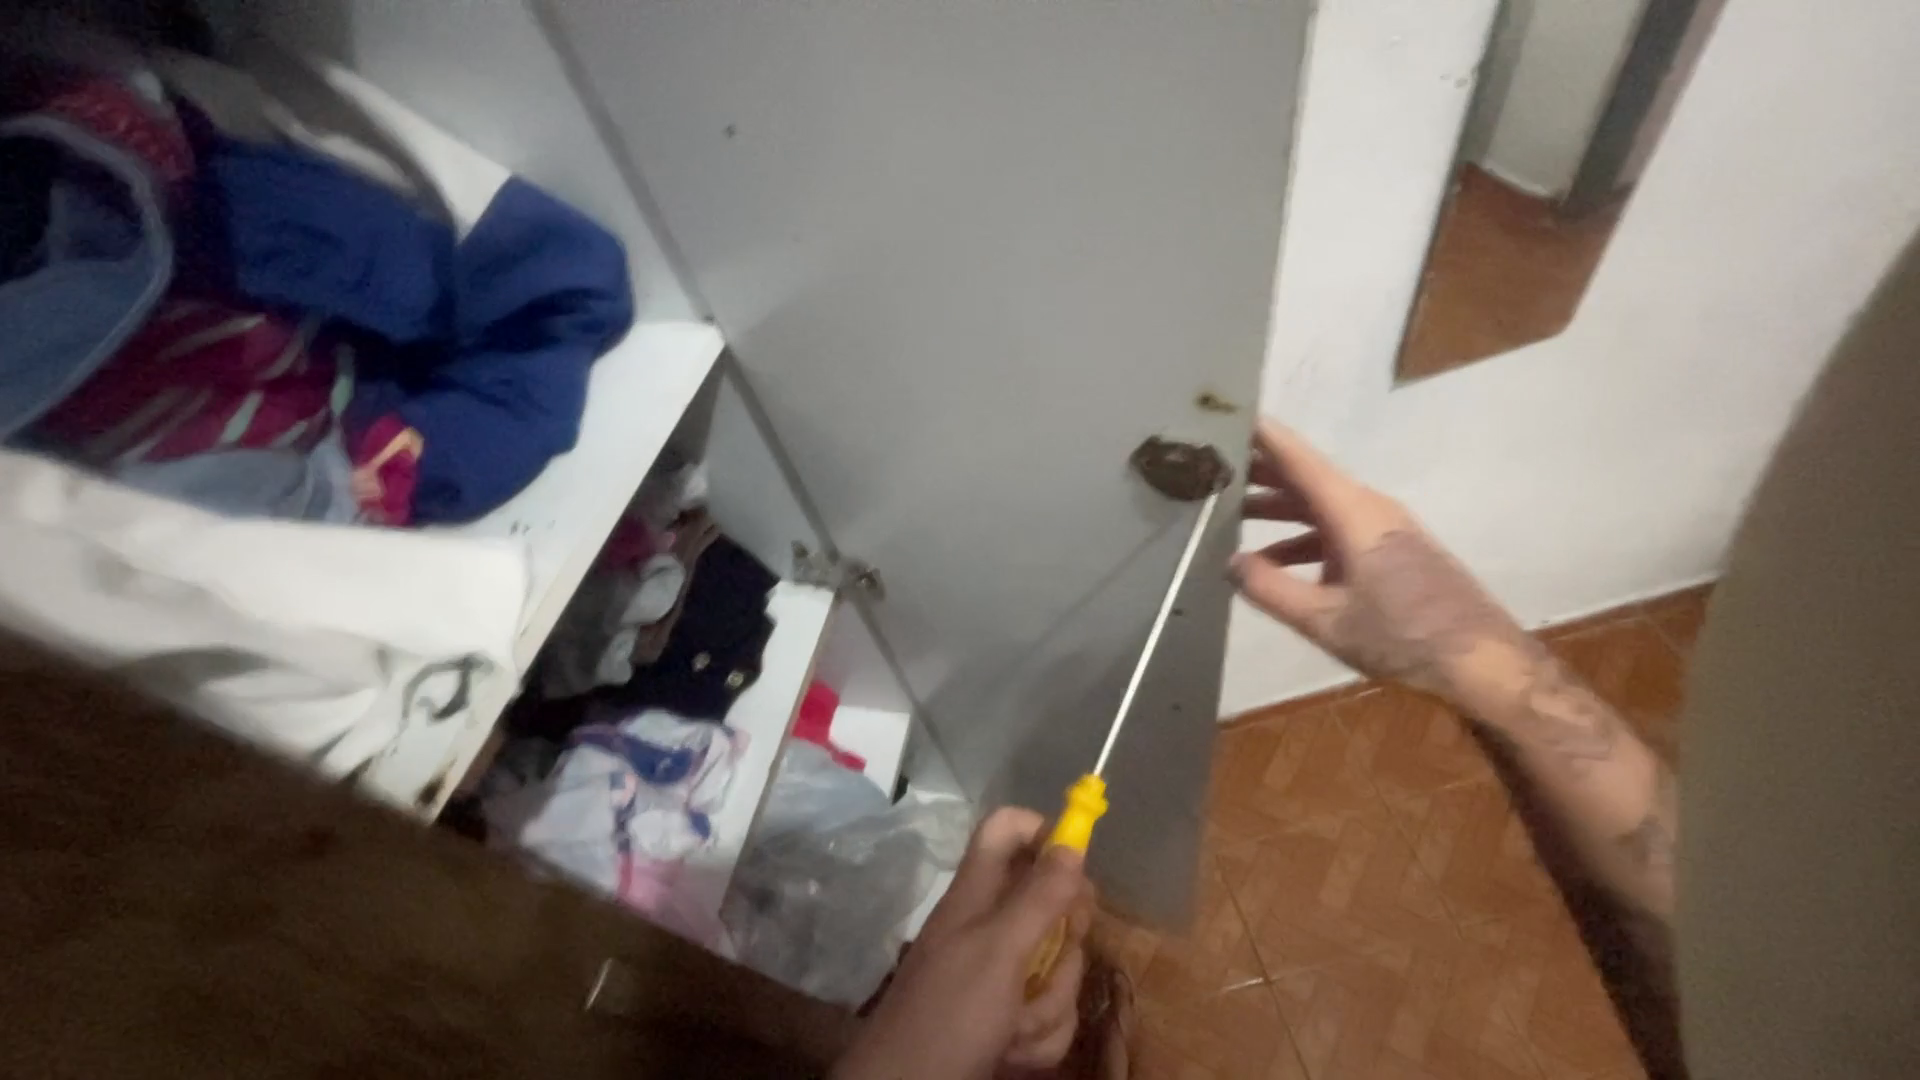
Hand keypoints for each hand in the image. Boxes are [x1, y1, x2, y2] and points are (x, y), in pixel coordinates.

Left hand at [832, 808, 1093, 1079]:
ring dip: (1048, 1004)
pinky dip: (1039, 1036)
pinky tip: (1012, 1051)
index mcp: (979, 890)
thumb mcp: (1000, 950)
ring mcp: (1001, 968)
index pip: (1009, 829)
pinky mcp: (1009, 1010)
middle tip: (1049, 962)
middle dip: (1062, 947)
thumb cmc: (949, 1012)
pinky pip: (1049, 1008)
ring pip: (1057, 964)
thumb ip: (1039, 897)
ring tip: (1015, 1026)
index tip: (1077, 864)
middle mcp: (992, 921)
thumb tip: (1073, 842)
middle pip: (1052, 903)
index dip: (1044, 832)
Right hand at [1231, 419, 1528, 704]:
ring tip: (1229, 513)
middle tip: (1210, 466)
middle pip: (1305, 478)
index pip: (1298, 459)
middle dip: (1259, 471)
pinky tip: (1273, 562)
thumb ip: (1270, 589)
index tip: (1227, 415)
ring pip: (1318, 506)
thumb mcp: (1323, 620)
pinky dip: (1300, 538)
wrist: (1482, 662)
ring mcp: (1381, 529)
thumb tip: (1230, 563)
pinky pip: (1334, 531)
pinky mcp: (1390, 551)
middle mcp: (1367, 509)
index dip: (1263, 435)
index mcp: (1353, 512)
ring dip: (1277, 508)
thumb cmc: (1401, 635)